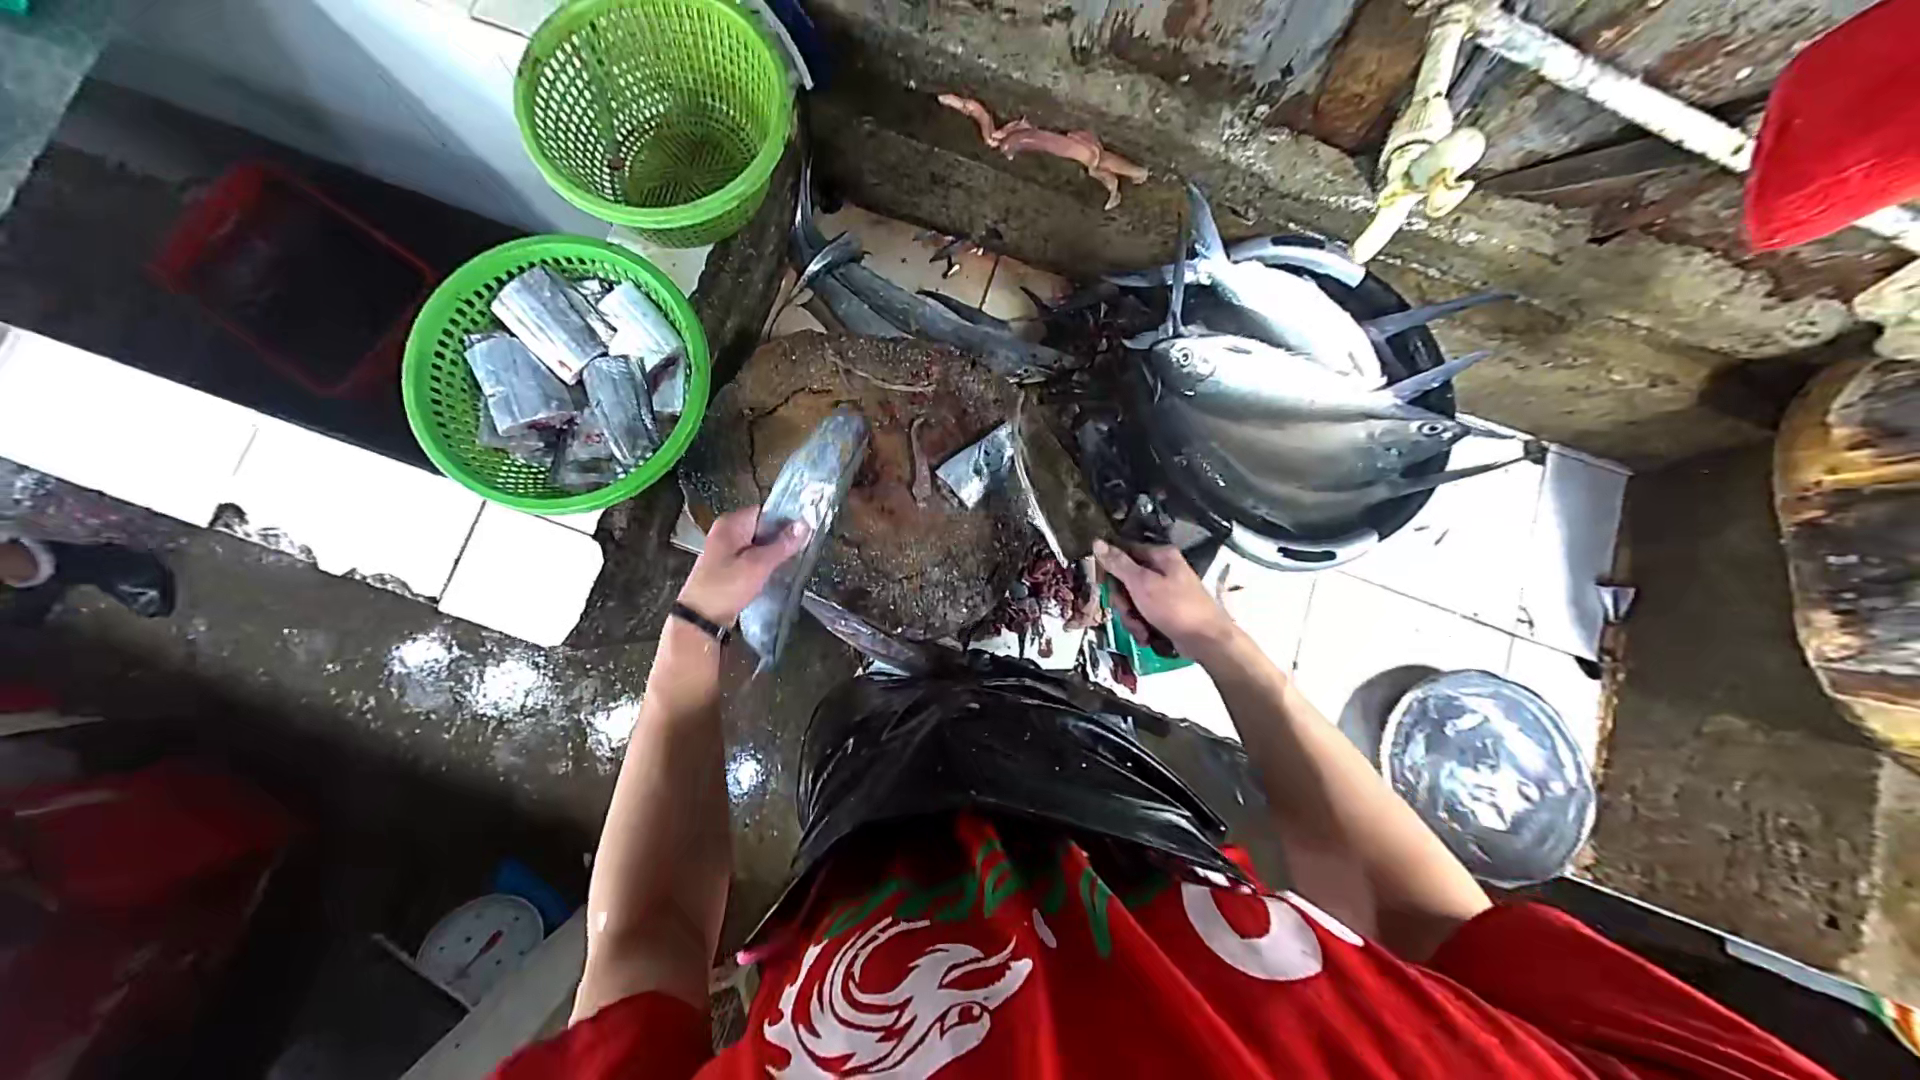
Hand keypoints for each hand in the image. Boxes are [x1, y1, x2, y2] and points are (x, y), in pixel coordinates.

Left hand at [677, 508, 810, 624]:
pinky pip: (752, 557)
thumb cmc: (727, 587)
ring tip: (791, 561)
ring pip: (759, 543)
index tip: (803, 532)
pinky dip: (764, 563)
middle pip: (763, 527)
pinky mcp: (728, 565)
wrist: (701, 618)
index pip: (766, 511)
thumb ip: (782, 544)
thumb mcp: (759, 564)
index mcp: (731, 523)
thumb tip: (804, 524)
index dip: (785, 520)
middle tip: (800, 549)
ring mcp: (726, 548)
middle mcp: (727, 531)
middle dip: (780, 538)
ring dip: (773, 552)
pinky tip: (775, 572)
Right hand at [1093, 539, 1238, 661]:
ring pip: (1133, 600)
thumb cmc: (1174, 607)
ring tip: (1141, 629)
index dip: (1110, 569)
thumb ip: (1118, 563)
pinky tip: (1147, 635)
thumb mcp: (1141, 583)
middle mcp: (1163, 569)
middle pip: (1126, 580)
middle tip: (1128, 612)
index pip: (1124, 552)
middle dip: (1124, 602)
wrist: (1206, 640)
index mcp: (1160, 555)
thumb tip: (1097, 542)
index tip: (1104, 586)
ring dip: (1132, 617)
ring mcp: (1166, 591)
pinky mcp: (1167, 610)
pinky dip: (1142, 625)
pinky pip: (1144, 613)